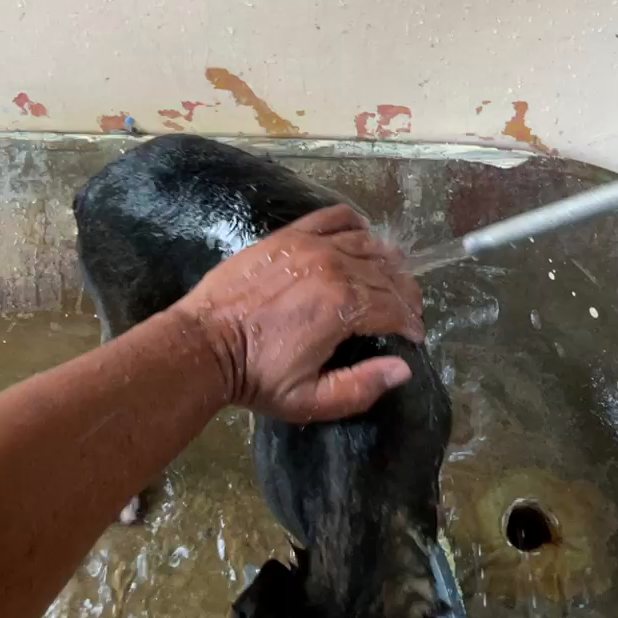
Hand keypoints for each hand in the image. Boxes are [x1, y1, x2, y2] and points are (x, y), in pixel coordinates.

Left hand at [169, 204, 425, 421]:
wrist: (203, 344)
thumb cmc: (256, 376)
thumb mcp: (310, 400)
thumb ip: (361, 387)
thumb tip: (404, 368)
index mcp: (342, 307)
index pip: (394, 307)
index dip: (411, 322)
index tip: (414, 335)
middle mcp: (333, 266)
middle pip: (387, 273)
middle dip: (405, 293)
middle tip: (408, 310)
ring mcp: (310, 245)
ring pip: (368, 243)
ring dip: (387, 261)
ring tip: (391, 278)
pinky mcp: (290, 234)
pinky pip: (335, 217)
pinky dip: (355, 224)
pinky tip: (362, 236)